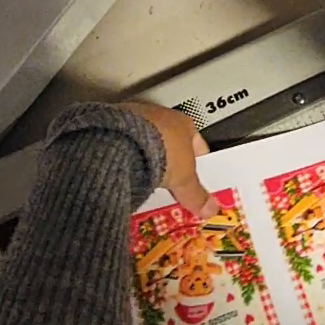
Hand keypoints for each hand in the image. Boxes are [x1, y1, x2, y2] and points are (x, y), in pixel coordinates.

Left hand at [119, 103, 219, 217]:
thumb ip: (197, 196)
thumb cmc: (161, 152)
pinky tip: (126, 168)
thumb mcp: (184, 181)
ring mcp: (138, 116)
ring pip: (148, 139)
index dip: (199, 166)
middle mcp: (163, 116)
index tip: (195, 182)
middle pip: (172, 142)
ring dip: (148, 156)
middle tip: (169, 183)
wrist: (123, 143)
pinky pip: (127, 140)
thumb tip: (209, 209)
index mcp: (185, 124)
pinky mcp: (115, 120)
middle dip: (171, 161)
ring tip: (145, 178)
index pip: (199, 146)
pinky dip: (128, 153)